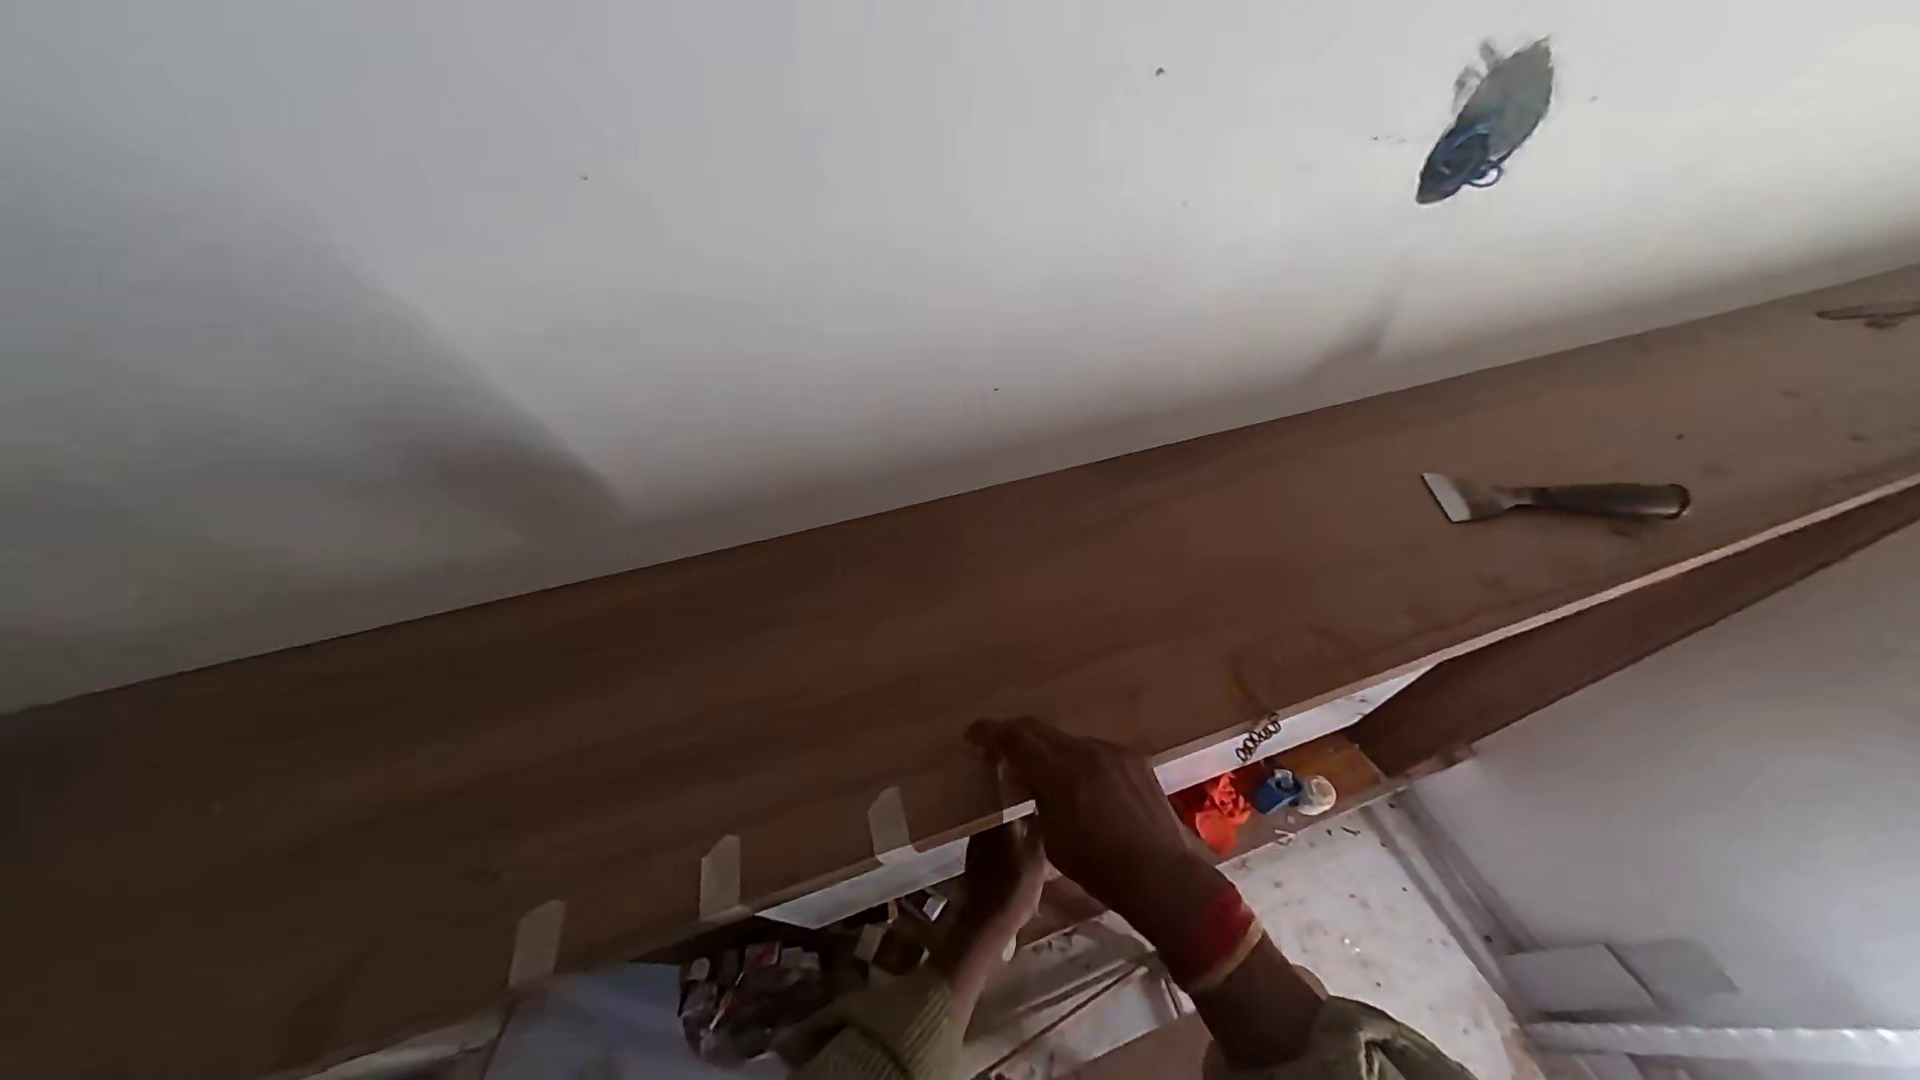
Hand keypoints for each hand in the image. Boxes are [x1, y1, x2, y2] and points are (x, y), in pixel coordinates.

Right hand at [968, 718, 1217, 940]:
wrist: (1164, 877)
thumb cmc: (1101, 869)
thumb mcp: (1052, 839)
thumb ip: (1037, 800)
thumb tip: (1029, 781)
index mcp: (1061, 773)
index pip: (1015, 738)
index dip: (990, 732)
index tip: (973, 734)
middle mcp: (1086, 751)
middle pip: (1039, 728)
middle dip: (1014, 734)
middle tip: (999, 748)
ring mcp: (1112, 751)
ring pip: (1067, 738)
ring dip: (1047, 748)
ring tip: (1041, 770)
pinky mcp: (1132, 757)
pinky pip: (1093, 749)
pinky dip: (1076, 758)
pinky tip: (1080, 782)